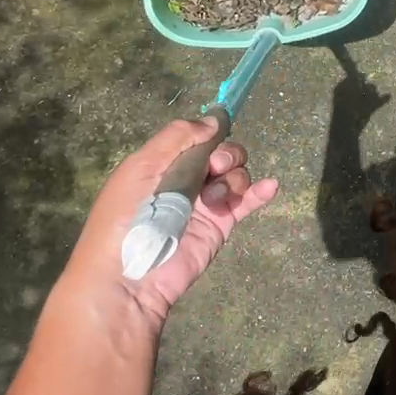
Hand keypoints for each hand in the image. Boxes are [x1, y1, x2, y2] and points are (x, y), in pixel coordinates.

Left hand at [61, 117, 278, 330]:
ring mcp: (206, 202)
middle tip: (215, 169)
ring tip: (217, 198)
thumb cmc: (126, 217)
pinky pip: (249, 200)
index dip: (211, 133)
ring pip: (237, 174)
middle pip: (224, 153)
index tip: (216, 135)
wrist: (128, 274)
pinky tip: (269, 187)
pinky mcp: (222, 222)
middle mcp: (187, 180)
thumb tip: (215, 119)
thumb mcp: (142, 168)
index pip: (198, 138)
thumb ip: (177, 138)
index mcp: (163, 164)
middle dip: (226, 155)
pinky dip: (262, 191)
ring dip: (234, 179)